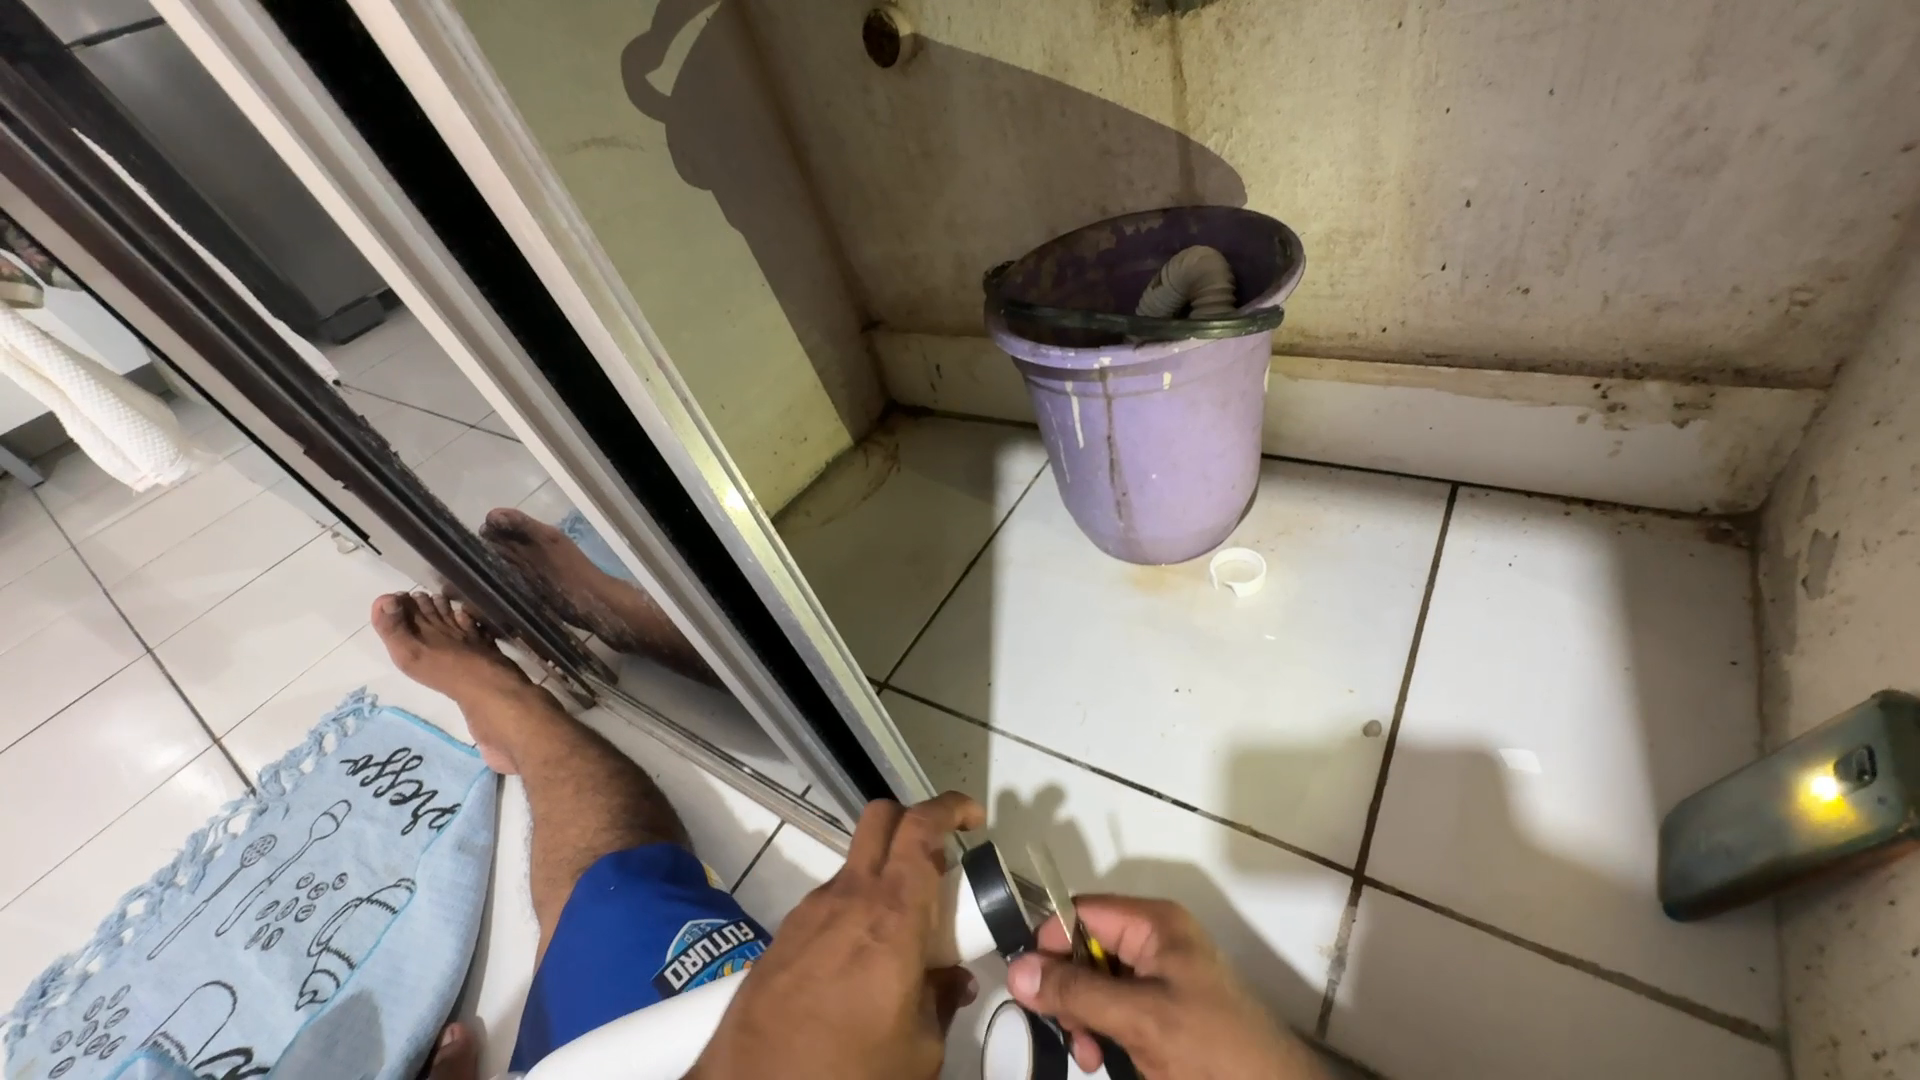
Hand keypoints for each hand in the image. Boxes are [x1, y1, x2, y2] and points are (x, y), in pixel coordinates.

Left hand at [687, 792, 986, 1078]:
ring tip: (903, 930)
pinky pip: (832, 899)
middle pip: (882, 818)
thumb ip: (942, 1002)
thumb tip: (952, 981)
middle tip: (943, 857)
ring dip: (885, 873)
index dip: (951, 808)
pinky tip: (861, 959)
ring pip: (857, 861)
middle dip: (916, 819)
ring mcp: (812, 909)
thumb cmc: (848, 1070)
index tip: (973, 818)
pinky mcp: (786, 932)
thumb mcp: (919, 1050)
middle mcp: (851, 895)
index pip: (921, 828)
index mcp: (893, 913)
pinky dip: (856, 908)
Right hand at [1007, 895, 1328, 1078]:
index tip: (1030, 985)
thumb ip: (1076, 992)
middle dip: (1067, 989)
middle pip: (1085, 948)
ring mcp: (1159, 977)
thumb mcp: (1139, 1018)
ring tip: (1087, 1054)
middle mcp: (1153, 941)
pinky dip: (1100, 1030)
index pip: (1082, 913)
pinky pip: (1114, 1008)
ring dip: (1081, 1017)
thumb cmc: (1210, 1047)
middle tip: (1066, 1030)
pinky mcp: (1163, 1012)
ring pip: (1095, 983)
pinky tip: (1100, 1057)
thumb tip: (1016, 969)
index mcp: (1153, 924)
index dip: (1051, 942)